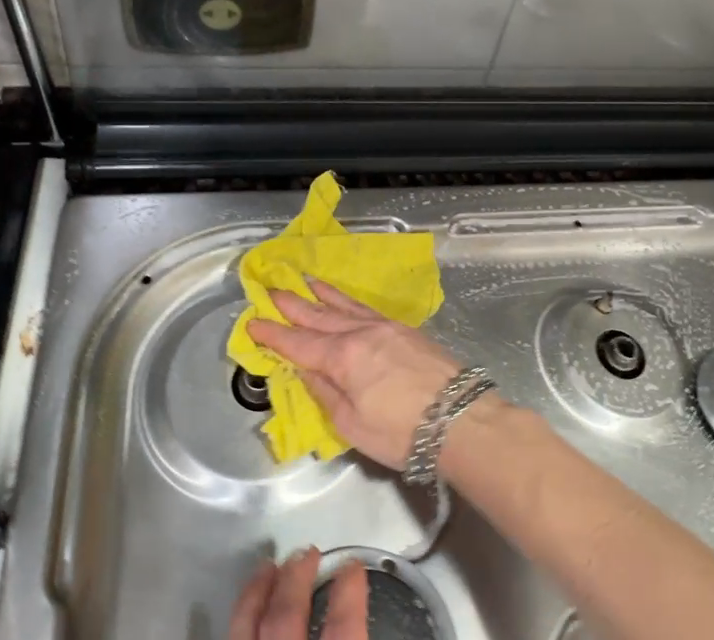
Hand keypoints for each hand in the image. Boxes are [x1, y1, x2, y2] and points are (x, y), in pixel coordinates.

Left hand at [229, 548, 367, 639]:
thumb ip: (355, 637)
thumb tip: (363, 622)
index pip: (343, 626)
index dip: (350, 591)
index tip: (353, 565)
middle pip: (288, 614)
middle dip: (298, 578)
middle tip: (309, 552)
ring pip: (249, 622)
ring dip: (260, 590)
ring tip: (270, 564)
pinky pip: (233, 636)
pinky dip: (242, 614)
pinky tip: (248, 604)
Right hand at [246, 279, 463, 469]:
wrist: (461, 419)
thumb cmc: (402, 432)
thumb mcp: (352, 425)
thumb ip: (326, 395)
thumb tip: (308, 372)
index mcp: (342, 358)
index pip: (299, 344)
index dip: (273, 335)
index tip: (252, 323)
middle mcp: (361, 334)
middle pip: (319, 316)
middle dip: (293, 304)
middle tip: (272, 289)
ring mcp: (386, 328)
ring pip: (346, 306)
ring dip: (322, 294)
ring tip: (306, 281)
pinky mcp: (406, 331)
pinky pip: (367, 309)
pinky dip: (349, 301)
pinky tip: (345, 301)